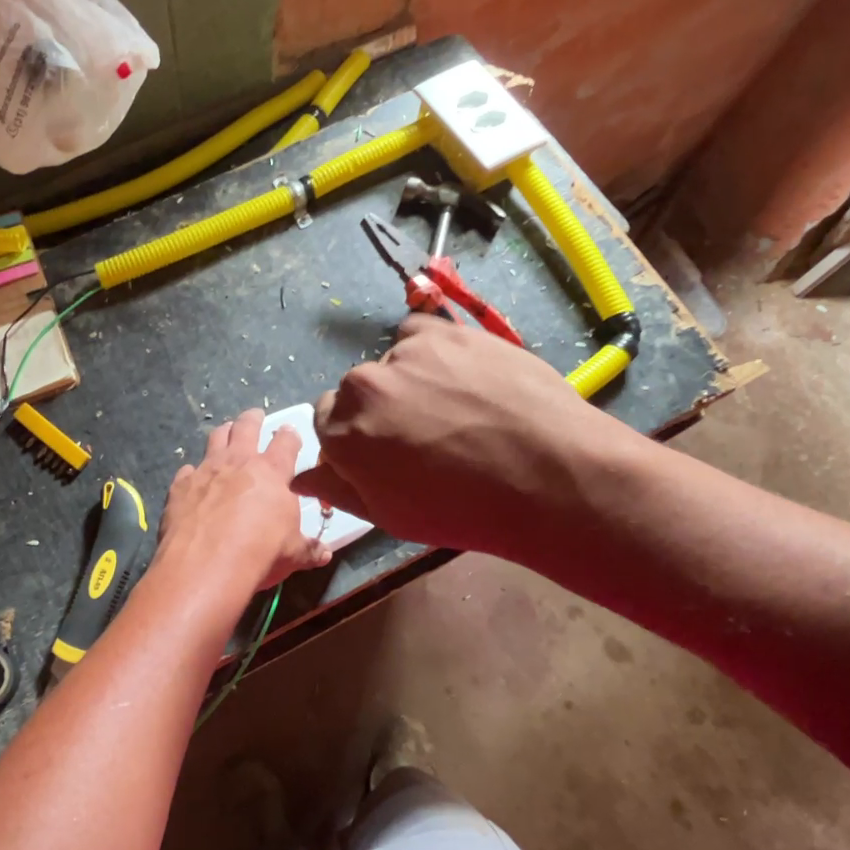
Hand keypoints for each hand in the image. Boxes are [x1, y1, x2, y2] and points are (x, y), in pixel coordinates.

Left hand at [158, 408, 329, 591]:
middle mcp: (238, 462)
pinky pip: (187, 470)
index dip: (289, 436)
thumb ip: (308, 549)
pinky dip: (193, 472)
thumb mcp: (292, 555)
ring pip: (215, 439)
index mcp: (271, 472)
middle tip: (256, 415)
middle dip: (253, 418)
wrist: (205, 567)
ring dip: (223, 433)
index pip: (286, 443)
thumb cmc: (260, 554)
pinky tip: (193, 478)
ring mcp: (206, 471)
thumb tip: (325, 553)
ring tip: (226, 432)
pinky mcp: (180, 486)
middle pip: (246, 427)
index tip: (290, 433)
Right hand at [292, 315, 636, 556]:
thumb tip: (300, 474)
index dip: (354, 438)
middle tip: (425, 434)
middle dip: (380, 408)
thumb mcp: (391, 517)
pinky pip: (419, 334)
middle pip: (357, 391)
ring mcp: (405, 354)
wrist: (548, 473)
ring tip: (456, 407)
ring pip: (392, 363)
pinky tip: (463, 377)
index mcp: (343, 434)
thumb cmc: (465, 509)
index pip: (326, 422)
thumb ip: (339, 489)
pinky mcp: (445, 332)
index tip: (385, 451)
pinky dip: (432, 352)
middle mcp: (363, 387)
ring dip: (409, 380)